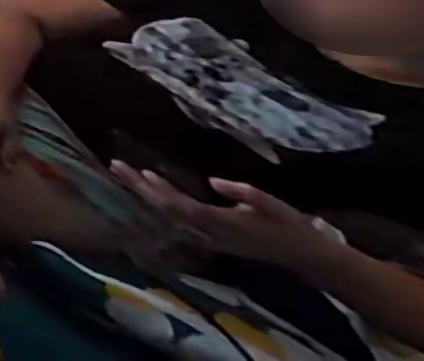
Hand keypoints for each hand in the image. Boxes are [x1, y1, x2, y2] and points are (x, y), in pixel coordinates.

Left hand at [110, 163, 339, 270]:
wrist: (307, 257)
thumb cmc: (290, 226)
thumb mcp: (273, 206)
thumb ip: (244, 193)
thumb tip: (213, 180)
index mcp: (225, 224)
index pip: (184, 207)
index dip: (162, 192)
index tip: (143, 172)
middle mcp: (211, 233)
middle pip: (168, 210)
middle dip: (141, 188)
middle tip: (116, 166)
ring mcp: (209, 238)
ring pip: (168, 215)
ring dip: (144, 194)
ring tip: (122, 173)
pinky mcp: (210, 238)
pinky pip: (176, 220)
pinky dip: (157, 203)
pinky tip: (144, 190)